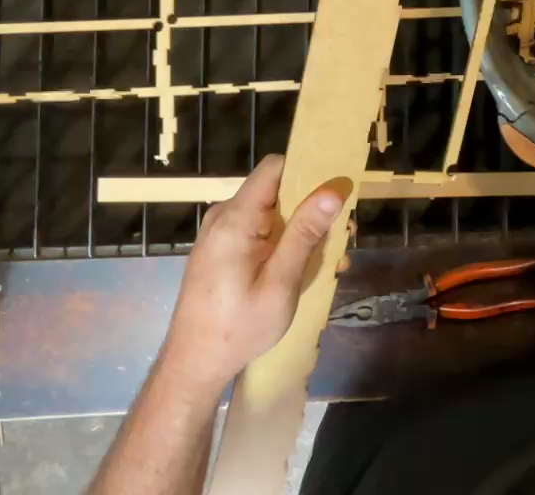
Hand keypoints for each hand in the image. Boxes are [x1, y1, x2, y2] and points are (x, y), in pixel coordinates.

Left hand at [165, 154, 346, 382]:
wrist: (193, 366)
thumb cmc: (238, 328)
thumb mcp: (280, 284)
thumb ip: (305, 234)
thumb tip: (333, 191)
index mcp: (234, 219)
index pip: (275, 167)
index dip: (307, 169)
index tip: (336, 189)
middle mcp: (223, 217)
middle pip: (276, 190)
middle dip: (311, 208)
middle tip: (341, 236)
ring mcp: (219, 233)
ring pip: (270, 213)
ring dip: (300, 230)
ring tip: (327, 262)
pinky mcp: (220, 250)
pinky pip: (258, 230)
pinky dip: (282, 242)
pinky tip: (300, 270)